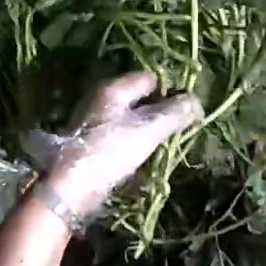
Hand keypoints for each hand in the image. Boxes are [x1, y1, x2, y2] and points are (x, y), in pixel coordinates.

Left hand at [36, 72, 200, 223]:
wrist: (69, 187)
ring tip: (163, 146)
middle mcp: (101, 98)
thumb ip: (174, 114)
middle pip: (140, 98)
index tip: (185, 112)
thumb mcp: (147, 132)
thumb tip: (197, 101)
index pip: (150, 78)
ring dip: (148, 130)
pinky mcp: (91, 141)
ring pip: (131, 118)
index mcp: (114, 89)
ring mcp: (95, 120)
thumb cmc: (109, 153)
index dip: (170, 91)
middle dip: (160, 112)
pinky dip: (134, 142)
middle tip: (177, 131)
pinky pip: (121, 134)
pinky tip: (142, 157)